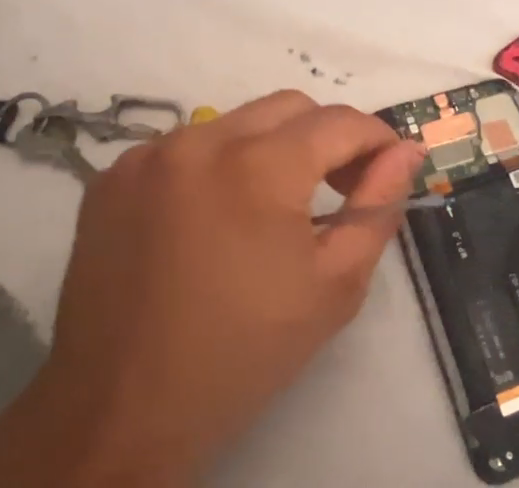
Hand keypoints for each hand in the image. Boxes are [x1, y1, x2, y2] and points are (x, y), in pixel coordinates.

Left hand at [0, 91, 423, 486]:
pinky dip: (214, 166)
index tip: (389, 169)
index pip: (339, 122)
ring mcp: (149, 156)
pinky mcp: (112, 178)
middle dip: (324, 138)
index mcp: (260, 166)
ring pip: (235, 123)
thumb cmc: (244, 353)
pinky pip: (184, 148)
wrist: (122, 410)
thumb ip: (377, 206)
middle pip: (289, 108)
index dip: (376, 139)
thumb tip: (406, 152)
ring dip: (268, 150)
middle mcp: (201, 140)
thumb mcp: (334, 285)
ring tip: (272, 209)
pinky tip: (213, 219)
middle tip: (337, 189)